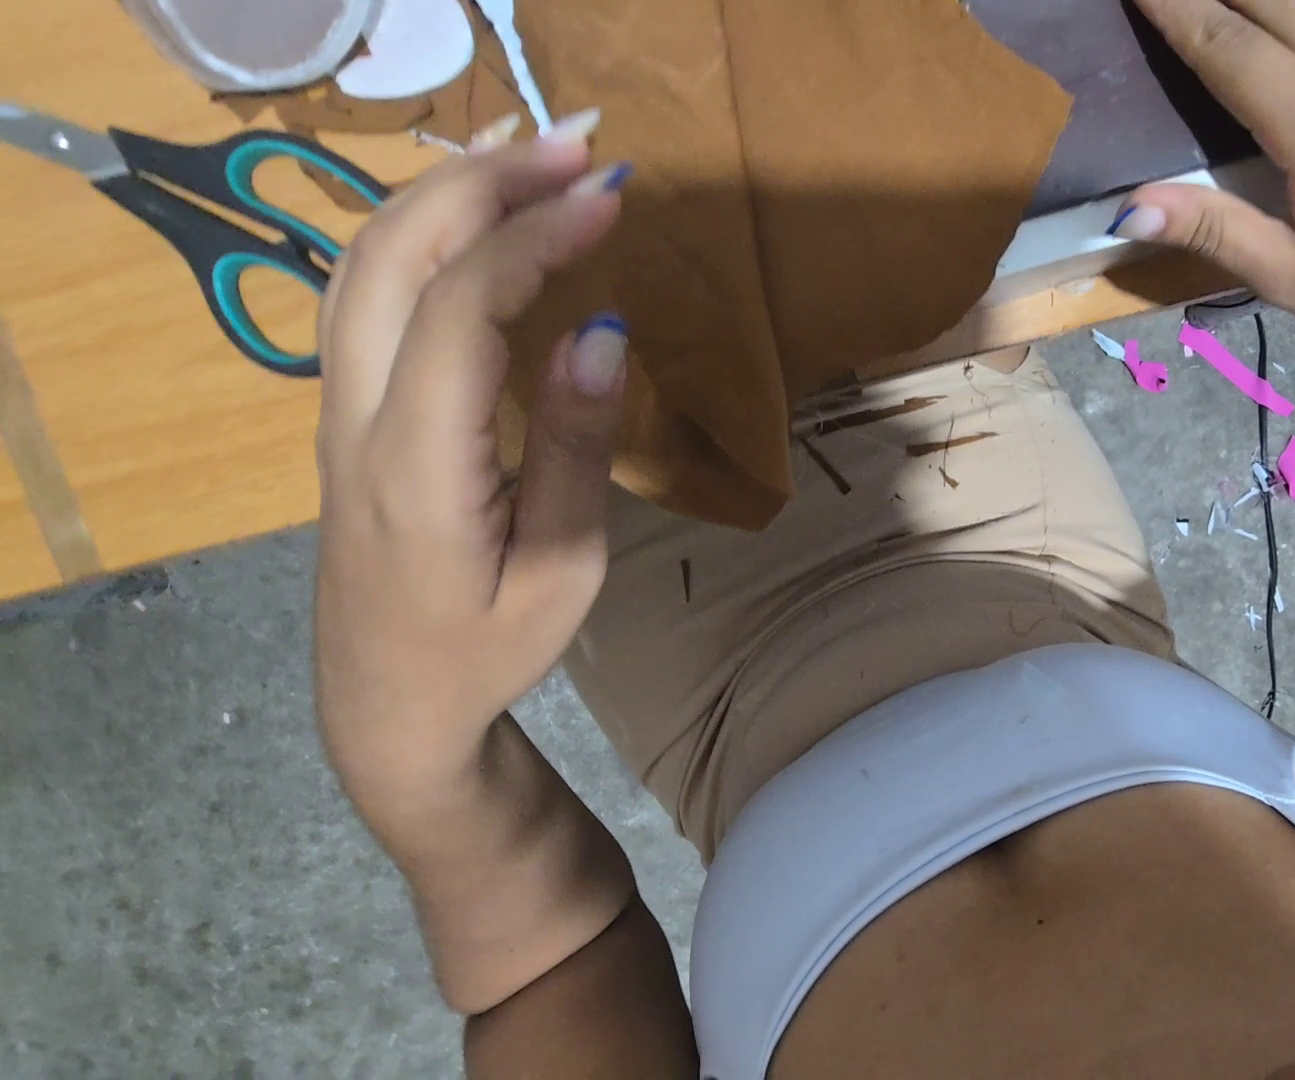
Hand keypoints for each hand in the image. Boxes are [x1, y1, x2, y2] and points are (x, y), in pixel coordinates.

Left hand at [313, 135, 629, 782]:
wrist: (390, 701)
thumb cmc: (490, 646)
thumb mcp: (560, 567)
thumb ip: (572, 449)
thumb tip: (600, 331)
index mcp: (416, 465)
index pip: (462, 309)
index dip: (535, 239)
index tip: (611, 198)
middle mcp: (355, 416)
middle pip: (394, 254)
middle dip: (485, 181)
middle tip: (578, 146)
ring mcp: (337, 408)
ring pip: (366, 260)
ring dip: (448, 192)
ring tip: (532, 157)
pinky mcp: (347, 411)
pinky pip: (368, 291)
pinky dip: (423, 232)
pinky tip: (474, 218)